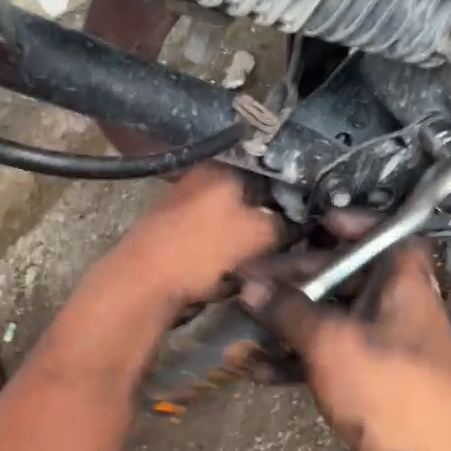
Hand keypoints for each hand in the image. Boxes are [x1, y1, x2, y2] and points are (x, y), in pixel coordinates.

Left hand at [109, 164, 283, 305]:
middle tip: (288, 244)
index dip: (293, 196)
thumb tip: (299, 222)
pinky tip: (234, 270)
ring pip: (236, 220)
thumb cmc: (202, 249)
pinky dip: (227, 252)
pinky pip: (216, 238)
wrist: (143, 283)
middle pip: (253, 197)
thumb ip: (286, 222)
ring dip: (250, 240)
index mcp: (222, 166)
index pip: (273, 172)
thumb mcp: (260, 232)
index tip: (306, 221)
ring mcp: (186, 203)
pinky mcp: (177, 231)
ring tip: (263, 259)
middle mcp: (202, 177)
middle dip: (271, 220)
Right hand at [240, 240, 450, 450]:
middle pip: (344, 277)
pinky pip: (329, 358)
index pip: (384, 233)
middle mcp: (396, 305)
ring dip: (288, 322)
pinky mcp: (370, 381)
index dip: (352, 223)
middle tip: (249, 281)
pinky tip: (256, 368)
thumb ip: (289, 310)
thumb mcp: (331, 342)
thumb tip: (251, 286)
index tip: (316, 223)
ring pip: (331, 320)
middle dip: (296, 279)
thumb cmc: (389, 388)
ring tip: (241, 323)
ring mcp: (383, 345)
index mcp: (402, 281)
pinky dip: (297, 359)